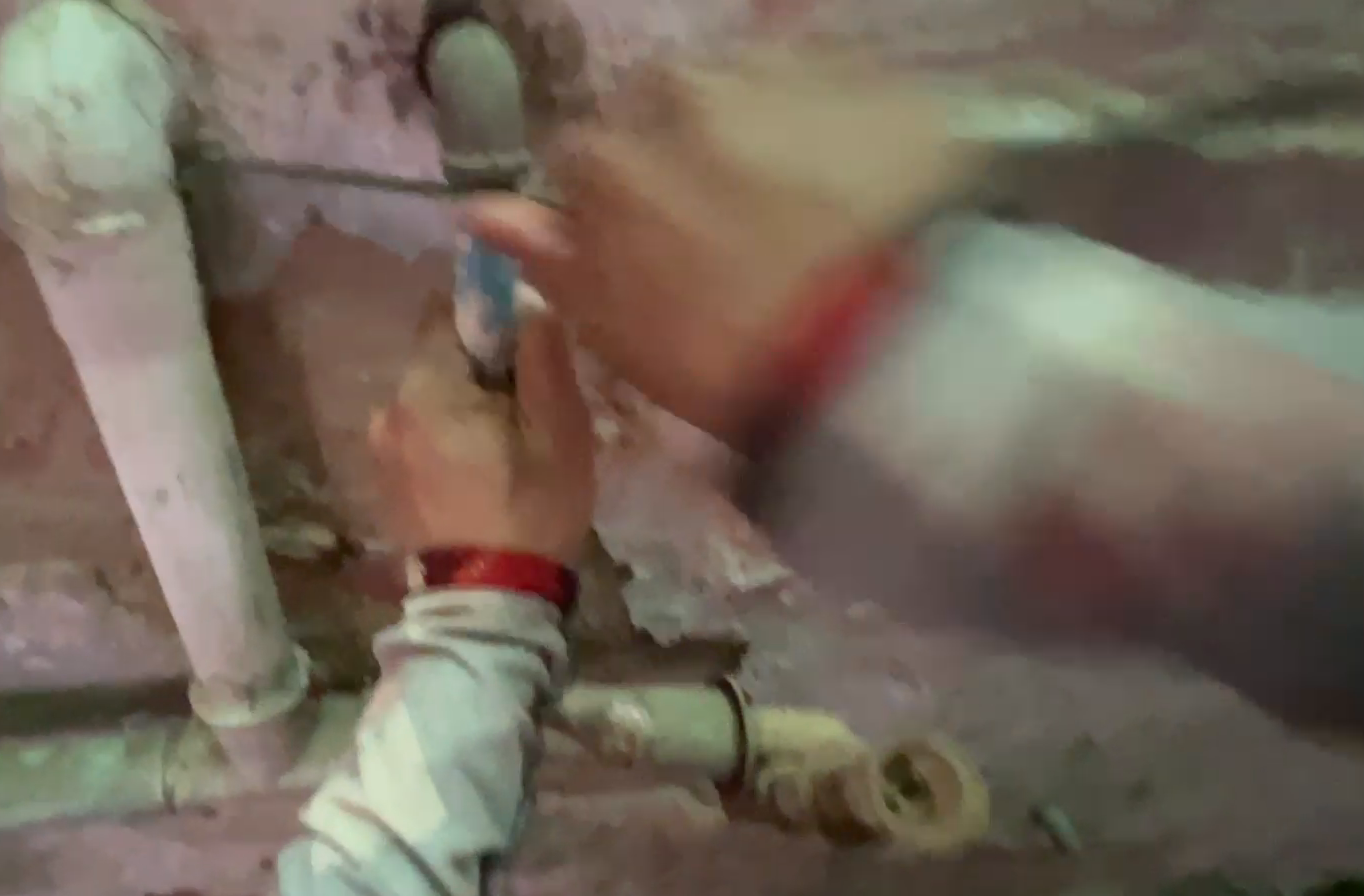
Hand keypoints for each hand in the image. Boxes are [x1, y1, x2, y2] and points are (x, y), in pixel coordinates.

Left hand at [370, 302, 594, 563]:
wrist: (485, 602)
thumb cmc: (529, 511)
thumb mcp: (558, 432)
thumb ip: (544, 357)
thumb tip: (530, 305)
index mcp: (426, 386)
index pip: (447, 313)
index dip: (490, 322)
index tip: (524, 357)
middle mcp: (388, 408)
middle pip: (436, 359)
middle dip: (479, 371)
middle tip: (522, 414)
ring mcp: (379, 448)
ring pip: (427, 400)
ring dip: (462, 409)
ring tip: (500, 453)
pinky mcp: (383, 482)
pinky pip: (417, 436)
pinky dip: (444, 441)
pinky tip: (474, 478)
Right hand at [465, 48, 983, 441]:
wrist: (887, 341)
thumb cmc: (724, 354)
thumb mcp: (615, 327)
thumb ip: (547, 257)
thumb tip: (476, 209)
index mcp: (605, 161)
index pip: (569, 161)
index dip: (593, 206)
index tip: (626, 248)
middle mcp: (673, 92)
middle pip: (644, 113)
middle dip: (658, 157)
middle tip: (703, 226)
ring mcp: (767, 72)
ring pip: (721, 91)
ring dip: (727, 132)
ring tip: (773, 200)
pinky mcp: (856, 71)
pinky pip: (806, 77)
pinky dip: (800, 116)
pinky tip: (825, 169)